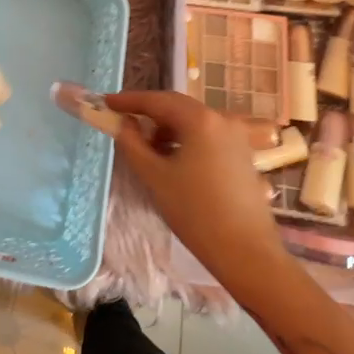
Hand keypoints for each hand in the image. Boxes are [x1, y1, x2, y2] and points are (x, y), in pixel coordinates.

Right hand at [102, 91, 285, 271]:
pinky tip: (175, 163)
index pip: (157, 100)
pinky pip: (208, 137)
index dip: (129, 100)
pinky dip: (186, 141)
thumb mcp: (154, 176)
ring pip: (193, 123)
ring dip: (168, 130)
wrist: (246, 253)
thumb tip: (124, 123)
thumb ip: (132, 143)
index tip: (107, 102)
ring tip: (149, 150)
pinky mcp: (244, 155)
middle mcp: (222, 120)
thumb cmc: (195, 212)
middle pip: (177, 108)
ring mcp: (237, 137)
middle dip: (149, 114)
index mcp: (200, 120)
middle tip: (124, 123)